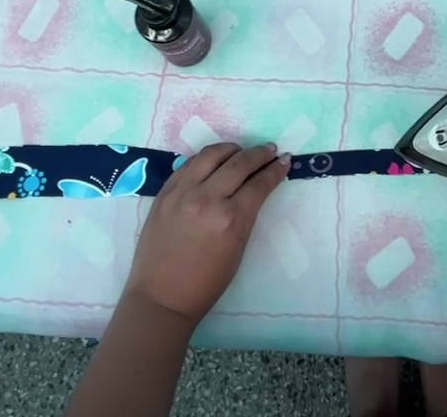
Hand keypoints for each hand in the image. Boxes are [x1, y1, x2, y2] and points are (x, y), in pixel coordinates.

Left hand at [123, 142, 288, 322]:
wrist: (161, 297)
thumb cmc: (206, 282)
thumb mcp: (237, 248)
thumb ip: (246, 213)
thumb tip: (257, 186)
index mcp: (229, 219)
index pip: (259, 184)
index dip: (275, 169)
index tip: (284, 160)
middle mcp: (206, 199)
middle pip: (239, 163)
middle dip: (259, 154)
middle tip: (270, 150)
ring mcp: (182, 192)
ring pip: (212, 154)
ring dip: (232, 149)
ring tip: (242, 152)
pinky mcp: (164, 192)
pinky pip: (189, 163)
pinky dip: (206, 158)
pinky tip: (215, 161)